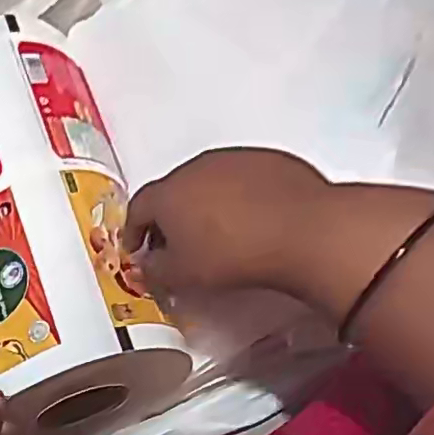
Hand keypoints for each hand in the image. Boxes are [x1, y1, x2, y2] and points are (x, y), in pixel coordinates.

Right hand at [122, 148, 328, 298]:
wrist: (301, 231)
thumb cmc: (229, 256)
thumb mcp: (180, 276)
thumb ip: (153, 271)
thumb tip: (144, 266)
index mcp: (168, 193)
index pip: (137, 208)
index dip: (132, 232)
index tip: (135, 250)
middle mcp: (196, 167)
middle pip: (170, 192)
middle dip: (165, 220)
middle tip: (170, 247)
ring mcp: (234, 159)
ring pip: (204, 183)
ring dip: (199, 208)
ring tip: (208, 237)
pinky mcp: (268, 160)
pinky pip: (237, 181)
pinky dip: (231, 201)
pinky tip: (243, 225)